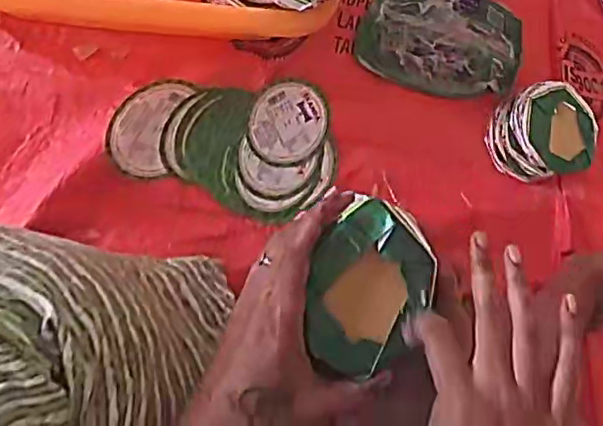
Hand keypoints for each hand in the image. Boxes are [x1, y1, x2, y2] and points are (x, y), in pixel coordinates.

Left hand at [183, 194, 384, 425]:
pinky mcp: (242, 303)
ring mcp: (249, 294)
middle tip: (341, 203)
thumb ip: (352, 391)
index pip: (299, 246)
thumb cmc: (262, 405)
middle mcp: (263, 290)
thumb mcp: (312, 403)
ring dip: (298, 226)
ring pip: (274, 244)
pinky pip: (267, 257)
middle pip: (286, 236)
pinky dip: (286, 242)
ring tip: (323, 219)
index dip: (319, 217)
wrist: (216, 421)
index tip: (342, 198)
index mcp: (281, 304)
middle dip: (314, 213)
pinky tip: (298, 251)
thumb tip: (387, 379)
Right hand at [411, 234, 589, 425]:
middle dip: (481, 275)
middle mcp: (496, 385)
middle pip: (486, 317)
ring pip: (526, 329)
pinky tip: (568, 303)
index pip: (437, 338)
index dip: (424, 320)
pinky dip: (569, 334)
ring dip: (519, 288)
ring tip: (515, 253)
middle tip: (479, 238)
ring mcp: (532, 396)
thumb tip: (403, 388)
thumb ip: (429, 405)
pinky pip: (567, 367)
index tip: (416, 313)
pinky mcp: (560, 414)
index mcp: (460, 396)